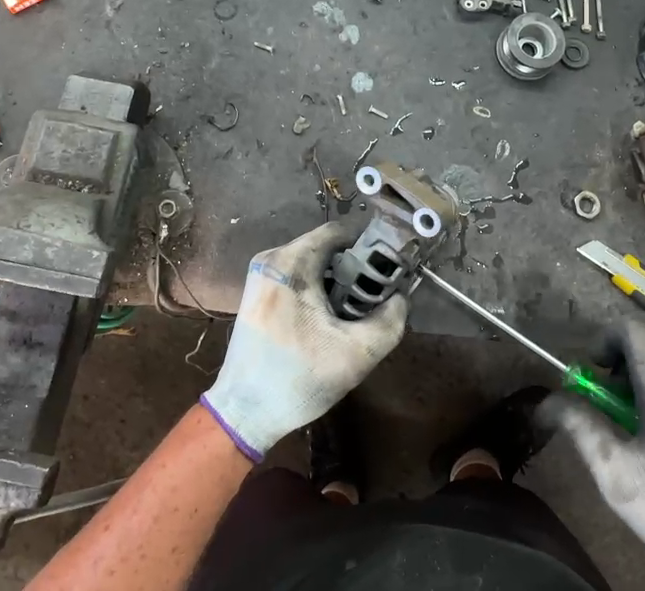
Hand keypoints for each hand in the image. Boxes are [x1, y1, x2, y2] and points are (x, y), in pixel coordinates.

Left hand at [200, 223, 407, 460]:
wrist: (244, 412)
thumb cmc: (298, 379)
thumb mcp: (356, 354)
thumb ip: (389, 321)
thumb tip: (400, 298)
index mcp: (290, 263)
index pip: (339, 231)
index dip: (370, 246)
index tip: (390, 271)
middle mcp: (272, 259)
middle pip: (327, 247)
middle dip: (355, 270)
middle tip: (374, 299)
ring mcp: (261, 275)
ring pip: (314, 264)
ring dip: (338, 283)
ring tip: (354, 314)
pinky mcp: (258, 293)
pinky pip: (298, 278)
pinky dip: (319, 291)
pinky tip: (329, 322)